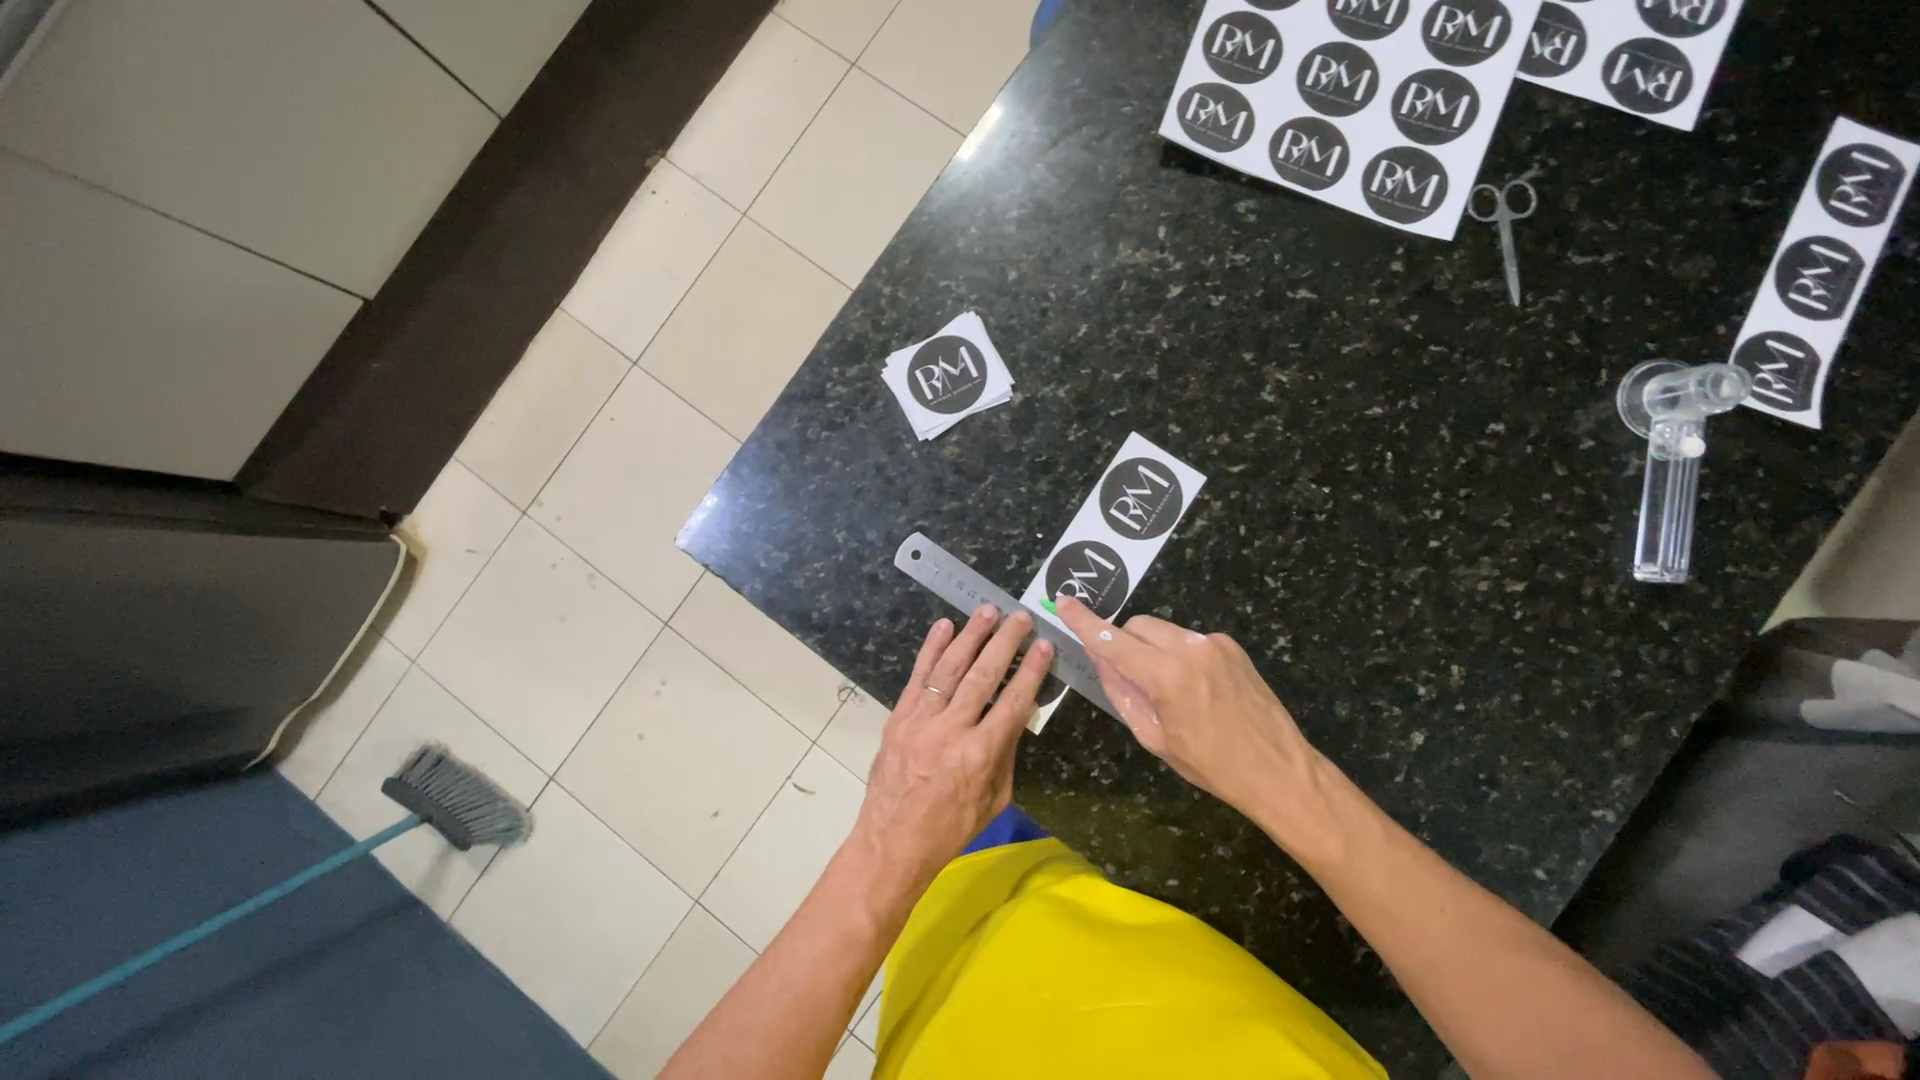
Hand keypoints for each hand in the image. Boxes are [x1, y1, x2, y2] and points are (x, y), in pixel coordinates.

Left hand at [849, 606, 1053, 895]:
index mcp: (980, 754)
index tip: (1043, 645)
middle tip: (1020, 617)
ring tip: (987, 611)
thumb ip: (1006, 753)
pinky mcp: (898, 718)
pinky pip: (918, 677)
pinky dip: (931, 649)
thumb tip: (1018, 714)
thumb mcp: (994, 799)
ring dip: (970, 636)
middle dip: (1004, 643)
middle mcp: (951, 730)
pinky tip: (944, 627)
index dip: (1031, 670)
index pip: (1014, 701)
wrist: (892, 842)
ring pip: (950, 669)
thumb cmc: (951, 828)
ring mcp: (920, 721)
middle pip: (983, 676)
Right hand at [1054, 596, 1340, 859]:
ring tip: (1167, 690)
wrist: (1278, 769)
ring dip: (1151, 649)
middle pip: (1137, 625)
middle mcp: (1190, 649)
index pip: (1113, 639)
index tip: (1063, 603)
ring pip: (1163, 631)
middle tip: (1127, 676)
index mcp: (1166, 677)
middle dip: (1123, 642)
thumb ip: (1122, 692)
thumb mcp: (1154, 737)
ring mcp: (1214, 643)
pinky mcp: (1230, 645)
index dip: (1084, 621)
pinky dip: (1178, 654)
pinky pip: (1188, 640)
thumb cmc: (1210, 765)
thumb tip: (1100, 658)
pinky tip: (1195, 688)